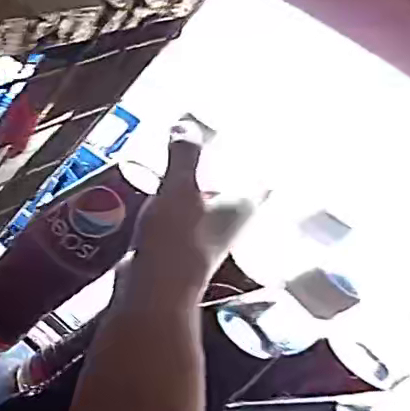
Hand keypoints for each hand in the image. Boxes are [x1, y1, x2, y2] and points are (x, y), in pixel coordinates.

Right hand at [125, 125, 260, 302]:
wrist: (154, 288)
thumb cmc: (177, 238)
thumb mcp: (179, 189)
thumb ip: (183, 156)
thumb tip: (184, 123)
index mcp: (242, 205)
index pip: (261, 177)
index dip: (255, 160)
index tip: (244, 144)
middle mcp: (230, 224)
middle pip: (231, 194)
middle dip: (218, 176)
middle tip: (199, 154)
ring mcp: (204, 240)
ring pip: (203, 210)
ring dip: (190, 196)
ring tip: (166, 176)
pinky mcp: (177, 253)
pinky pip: (178, 224)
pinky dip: (168, 213)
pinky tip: (148, 206)